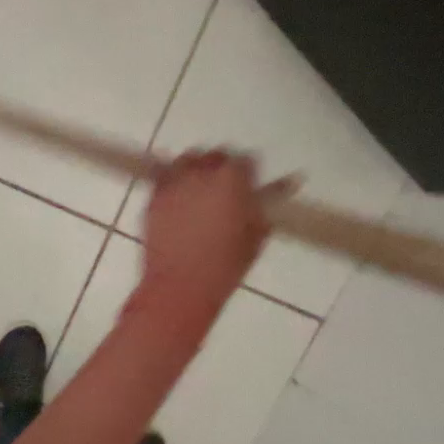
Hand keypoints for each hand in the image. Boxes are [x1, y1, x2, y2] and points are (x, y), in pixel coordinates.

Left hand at [139, 150, 280, 309]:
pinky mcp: (153, 196)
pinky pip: (164, 177)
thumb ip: (267, 204)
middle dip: (221, 170)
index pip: (247, 161)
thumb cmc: (225, 266)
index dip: (248, 177)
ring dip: (195, 171)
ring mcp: (175, 182)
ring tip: (198, 196)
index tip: (246, 193)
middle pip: (216, 156)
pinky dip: (172, 184)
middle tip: (222, 197)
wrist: (180, 287)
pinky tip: (178, 202)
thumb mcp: (257, 235)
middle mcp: (203, 171)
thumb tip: (290, 182)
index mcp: (234, 178)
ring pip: (188, 161)